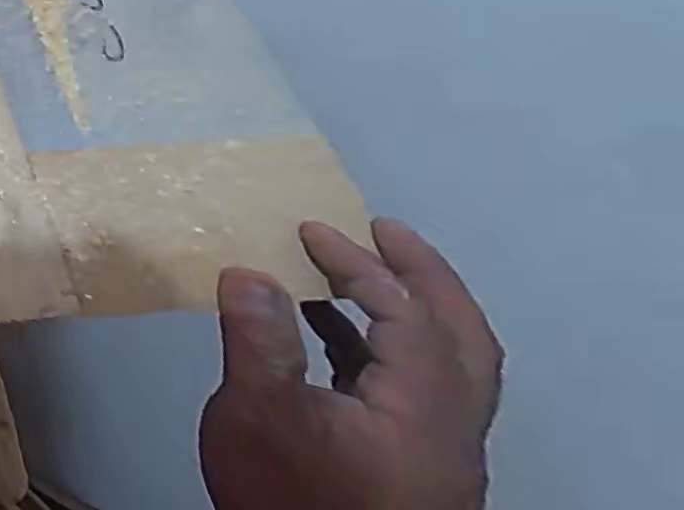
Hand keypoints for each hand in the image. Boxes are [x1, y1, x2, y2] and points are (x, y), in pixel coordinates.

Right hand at [200, 219, 502, 509]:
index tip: (309, 230)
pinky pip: (403, 379)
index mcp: (424, 418)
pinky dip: (370, 337)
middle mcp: (445, 430)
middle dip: (424, 277)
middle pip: (461, 342)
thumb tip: (250, 270)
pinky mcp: (398, 457)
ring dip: (402, 305)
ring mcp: (426, 447)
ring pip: (439, 362)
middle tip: (381, 228)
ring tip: (346, 266)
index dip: (365, 267)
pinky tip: (319, 323)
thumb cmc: (288, 492)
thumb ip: (258, 341)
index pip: (412, 322)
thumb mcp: (259, 414)